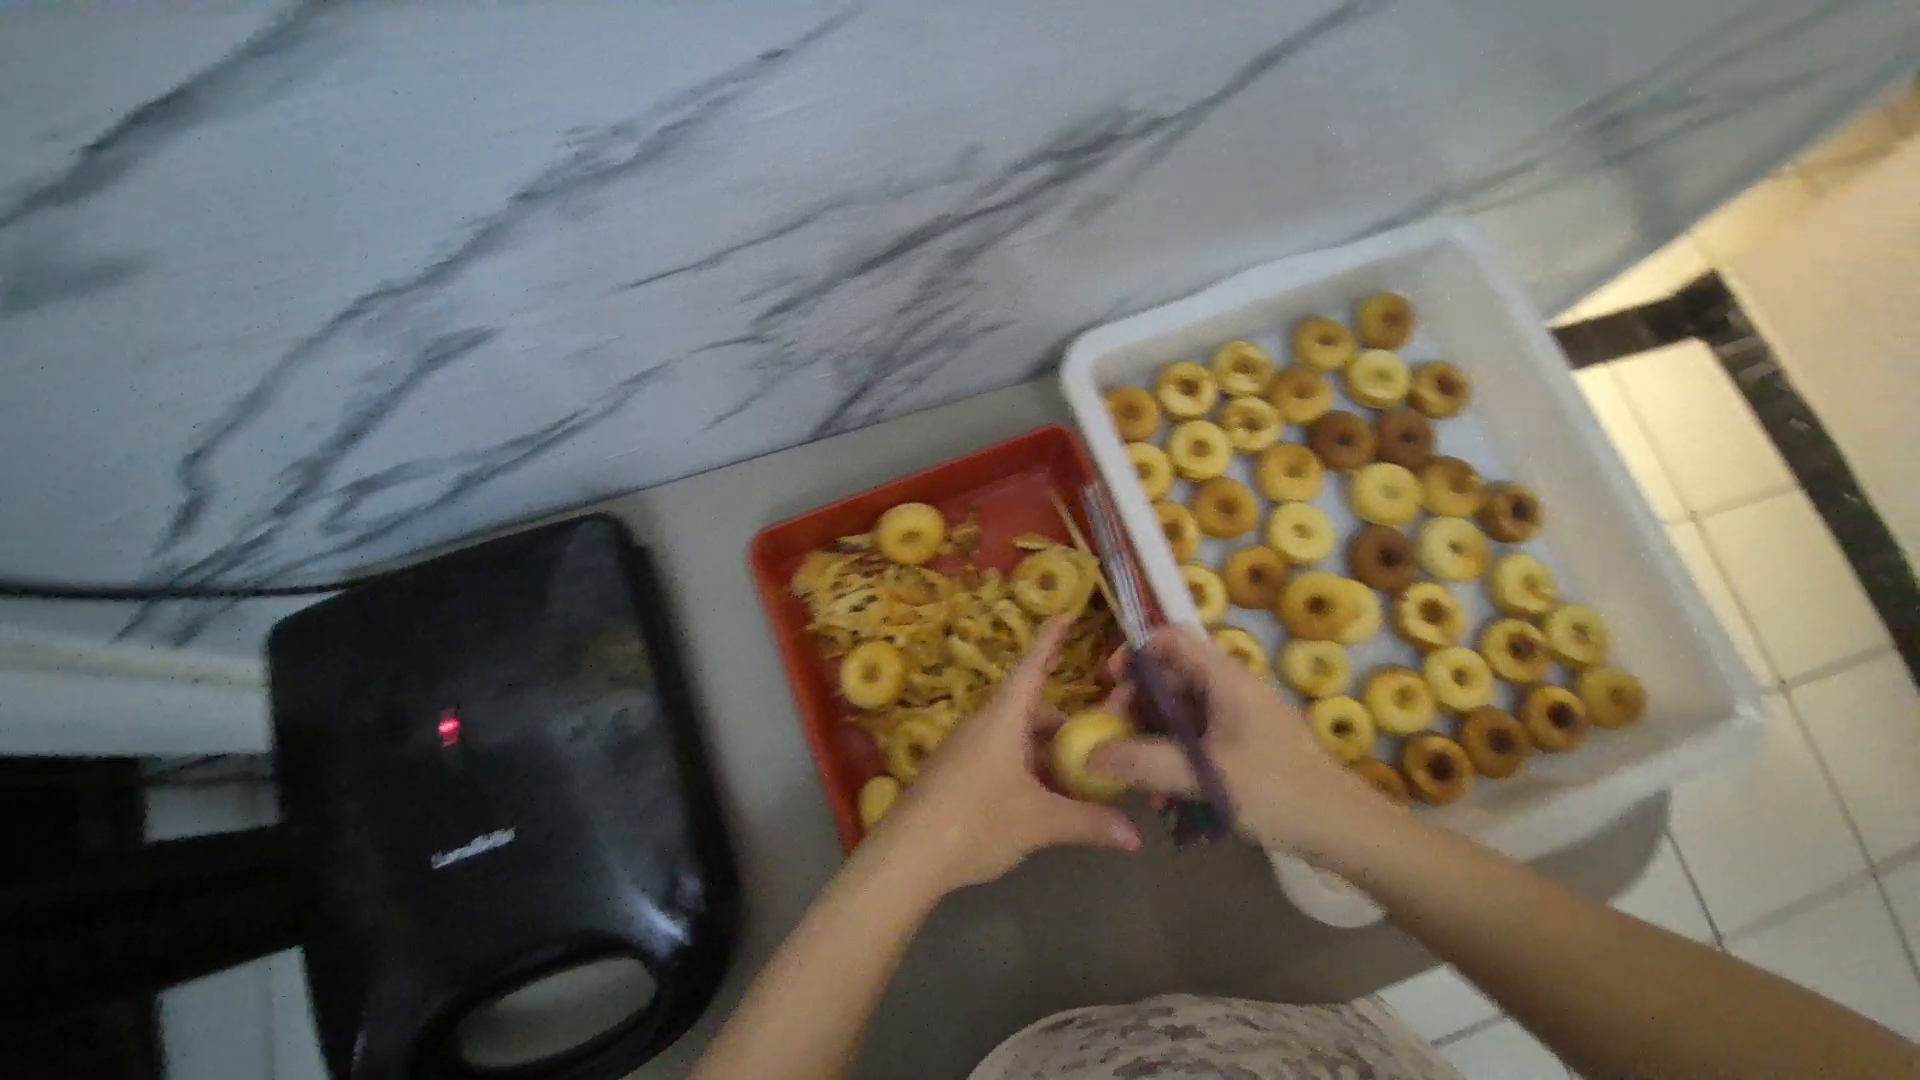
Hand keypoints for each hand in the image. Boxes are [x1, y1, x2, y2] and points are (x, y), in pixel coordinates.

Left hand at [868, 617, 1141, 898]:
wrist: (906, 856)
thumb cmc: (976, 822)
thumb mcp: (1039, 823)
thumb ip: (1089, 823)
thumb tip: (1136, 837)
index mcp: (1002, 719)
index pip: (1031, 667)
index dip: (1050, 640)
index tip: (1065, 613)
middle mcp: (982, 724)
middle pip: (1028, 709)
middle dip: (1062, 725)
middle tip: (1095, 746)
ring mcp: (964, 749)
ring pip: (1014, 737)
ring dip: (1044, 753)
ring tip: (1075, 782)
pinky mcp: (953, 773)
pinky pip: (998, 757)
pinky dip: (1024, 768)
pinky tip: (1040, 802)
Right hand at [1089, 626, 1393, 857]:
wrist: (1346, 830)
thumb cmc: (1278, 791)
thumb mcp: (1205, 776)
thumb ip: (1145, 762)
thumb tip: (1091, 755)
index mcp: (1225, 678)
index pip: (1171, 638)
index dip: (1136, 650)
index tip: (1110, 683)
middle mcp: (1230, 688)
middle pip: (1170, 675)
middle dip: (1137, 703)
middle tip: (1115, 735)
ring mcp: (1238, 717)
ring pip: (1180, 711)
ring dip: (1153, 738)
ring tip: (1137, 777)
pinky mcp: (1243, 745)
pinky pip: (1196, 738)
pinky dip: (1175, 757)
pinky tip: (1165, 795)